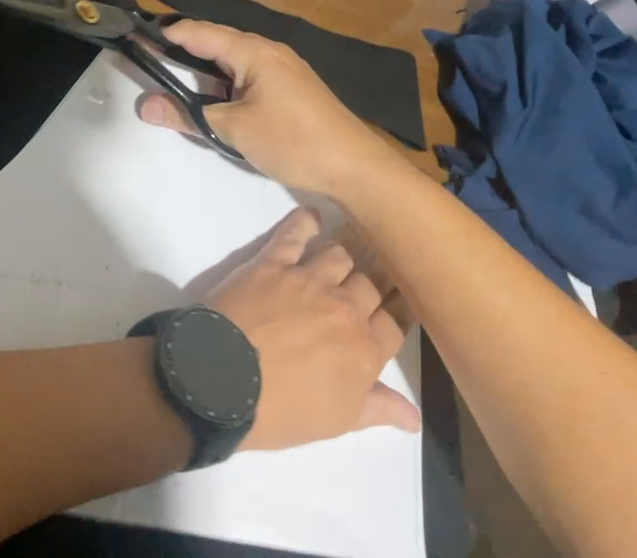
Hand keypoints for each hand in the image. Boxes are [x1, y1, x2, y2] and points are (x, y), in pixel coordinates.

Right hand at [138, 20, 408, 195]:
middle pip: (218, 42)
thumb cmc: (292, 140)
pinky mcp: (292, 88)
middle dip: (185, 49)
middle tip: (150, 60)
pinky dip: (226, 82)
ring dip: (206, 69)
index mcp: (254, 52)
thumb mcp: (233, 129)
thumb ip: (188, 114)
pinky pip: (249, 75)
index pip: (201, 33)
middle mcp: (269, 51)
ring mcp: (284, 69)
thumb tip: (145, 106)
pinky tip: (216, 99)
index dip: (168, 34)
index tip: (137, 39)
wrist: (354, 167)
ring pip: (234, 61)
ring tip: (176, 80)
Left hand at [207, 208, 418, 448]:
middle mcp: (345, 307)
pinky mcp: (271, 263)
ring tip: (357, 235)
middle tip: (388, 255)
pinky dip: (305, 221)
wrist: (221, 381)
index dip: (406, 303)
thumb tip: (415, 417)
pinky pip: (294, 234)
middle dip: (384, 268)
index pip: (398, 319)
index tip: (412, 289)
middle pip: (375, 279)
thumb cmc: (280, 410)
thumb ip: (377, 408)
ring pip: (341, 253)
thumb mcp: (335, 421)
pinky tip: (314, 214)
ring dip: (352, 244)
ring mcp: (307, 280)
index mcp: (365, 349)